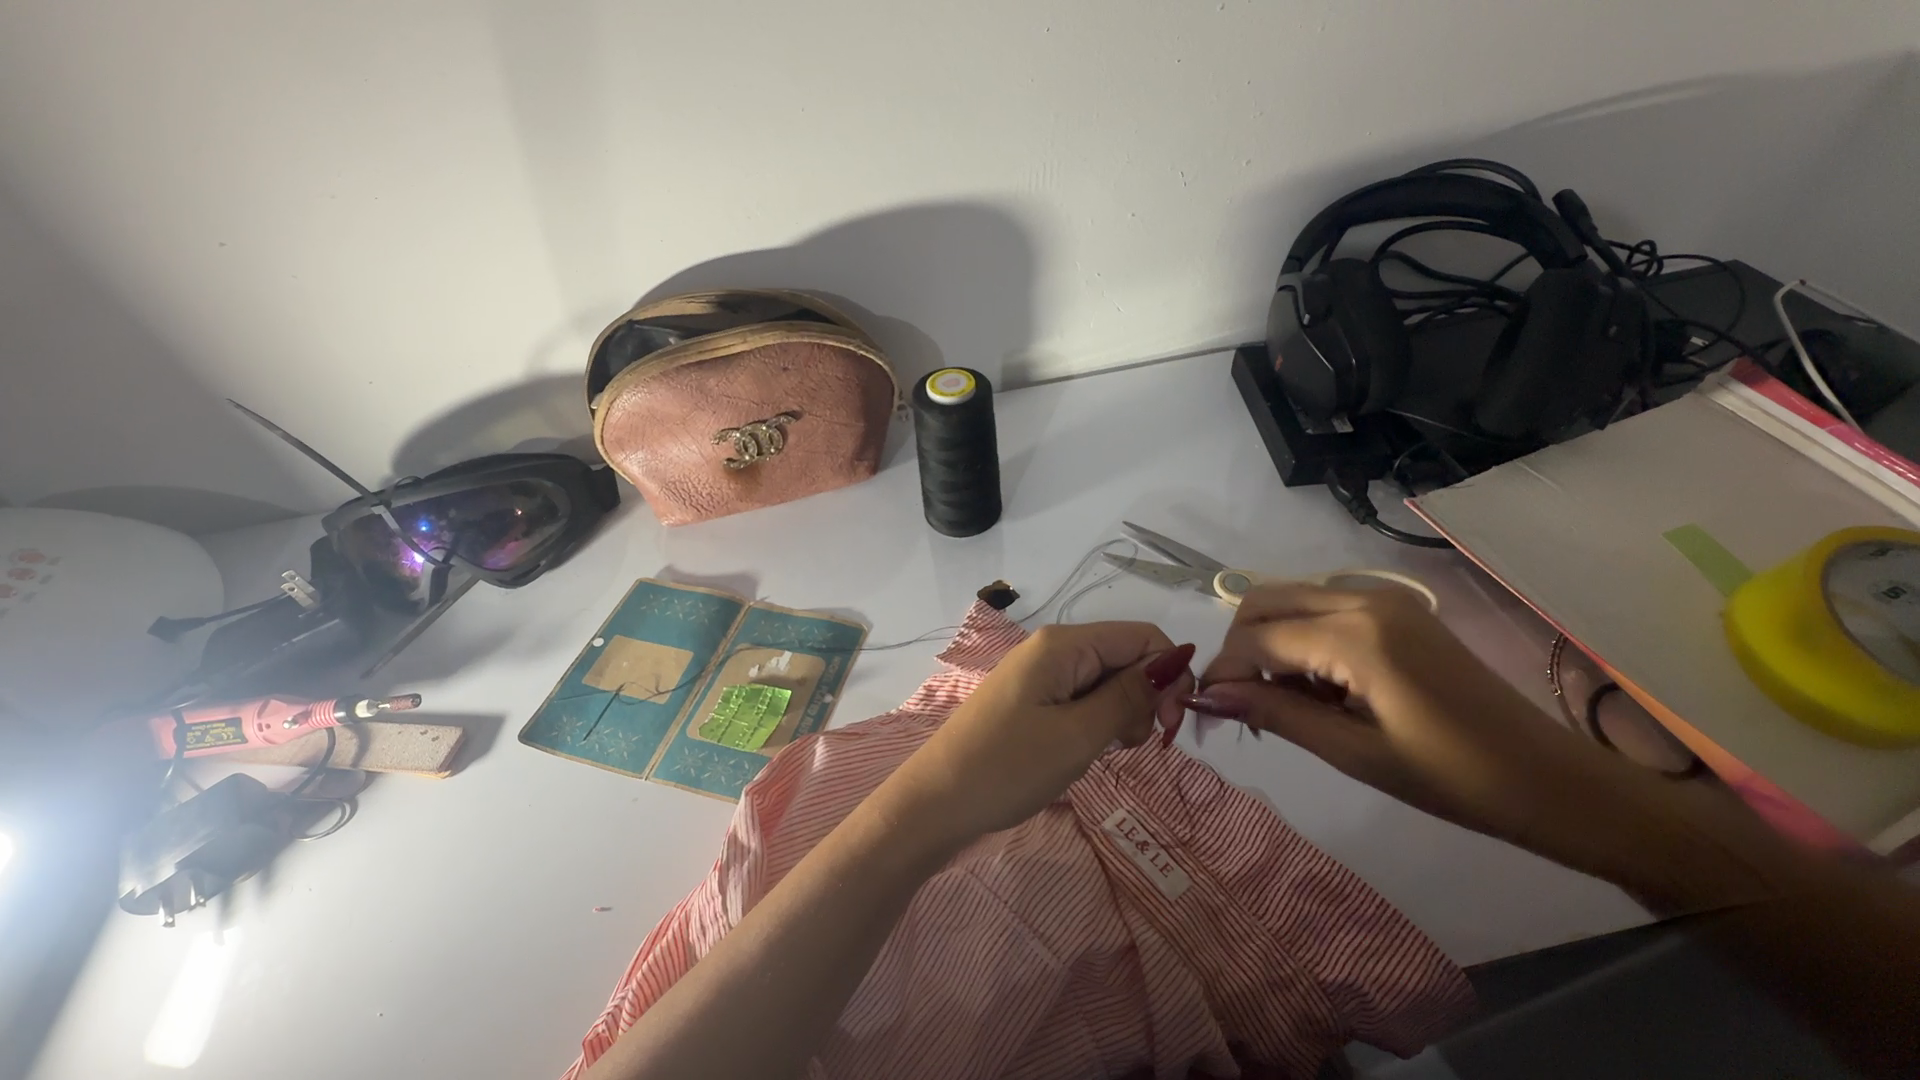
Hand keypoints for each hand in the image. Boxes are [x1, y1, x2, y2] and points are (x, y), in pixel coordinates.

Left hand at [878, 622, 1195, 848]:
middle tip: (1135, 746)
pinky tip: (1088, 751)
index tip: (1172, 726)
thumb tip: (1179, 659)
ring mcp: (1038, 676)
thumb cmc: (1008, 767)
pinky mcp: (1031, 702)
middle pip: (1125, 657)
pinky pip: (1081, 700)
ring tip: (1107, 752)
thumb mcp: (1078, 735)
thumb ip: (1131, 696)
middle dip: (1146, 697)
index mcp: (1063, 644)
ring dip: (1122, 714)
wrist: (936, 804)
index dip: (1170, 674)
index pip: (1142, 637)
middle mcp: (1052, 649)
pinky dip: (1097, 723)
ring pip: (1106, 682)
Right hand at [1184, 582, 1623, 851]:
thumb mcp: (1353, 753)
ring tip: (1282, 703)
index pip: (1257, 638)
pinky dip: (1301, 639)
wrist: (1549, 778)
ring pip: (1291, 599)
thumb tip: (1205, 698)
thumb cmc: (1452, 778)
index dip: (1224, 673)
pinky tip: (1319, 688)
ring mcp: (1385, 598)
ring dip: (1269, 643)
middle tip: (1243, 706)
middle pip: (1265, 600)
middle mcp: (1364, 599)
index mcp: (1357, 635)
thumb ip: (1274, 714)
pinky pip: (1324, 608)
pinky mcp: (1399, 609)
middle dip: (1239, 649)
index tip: (1210, 714)